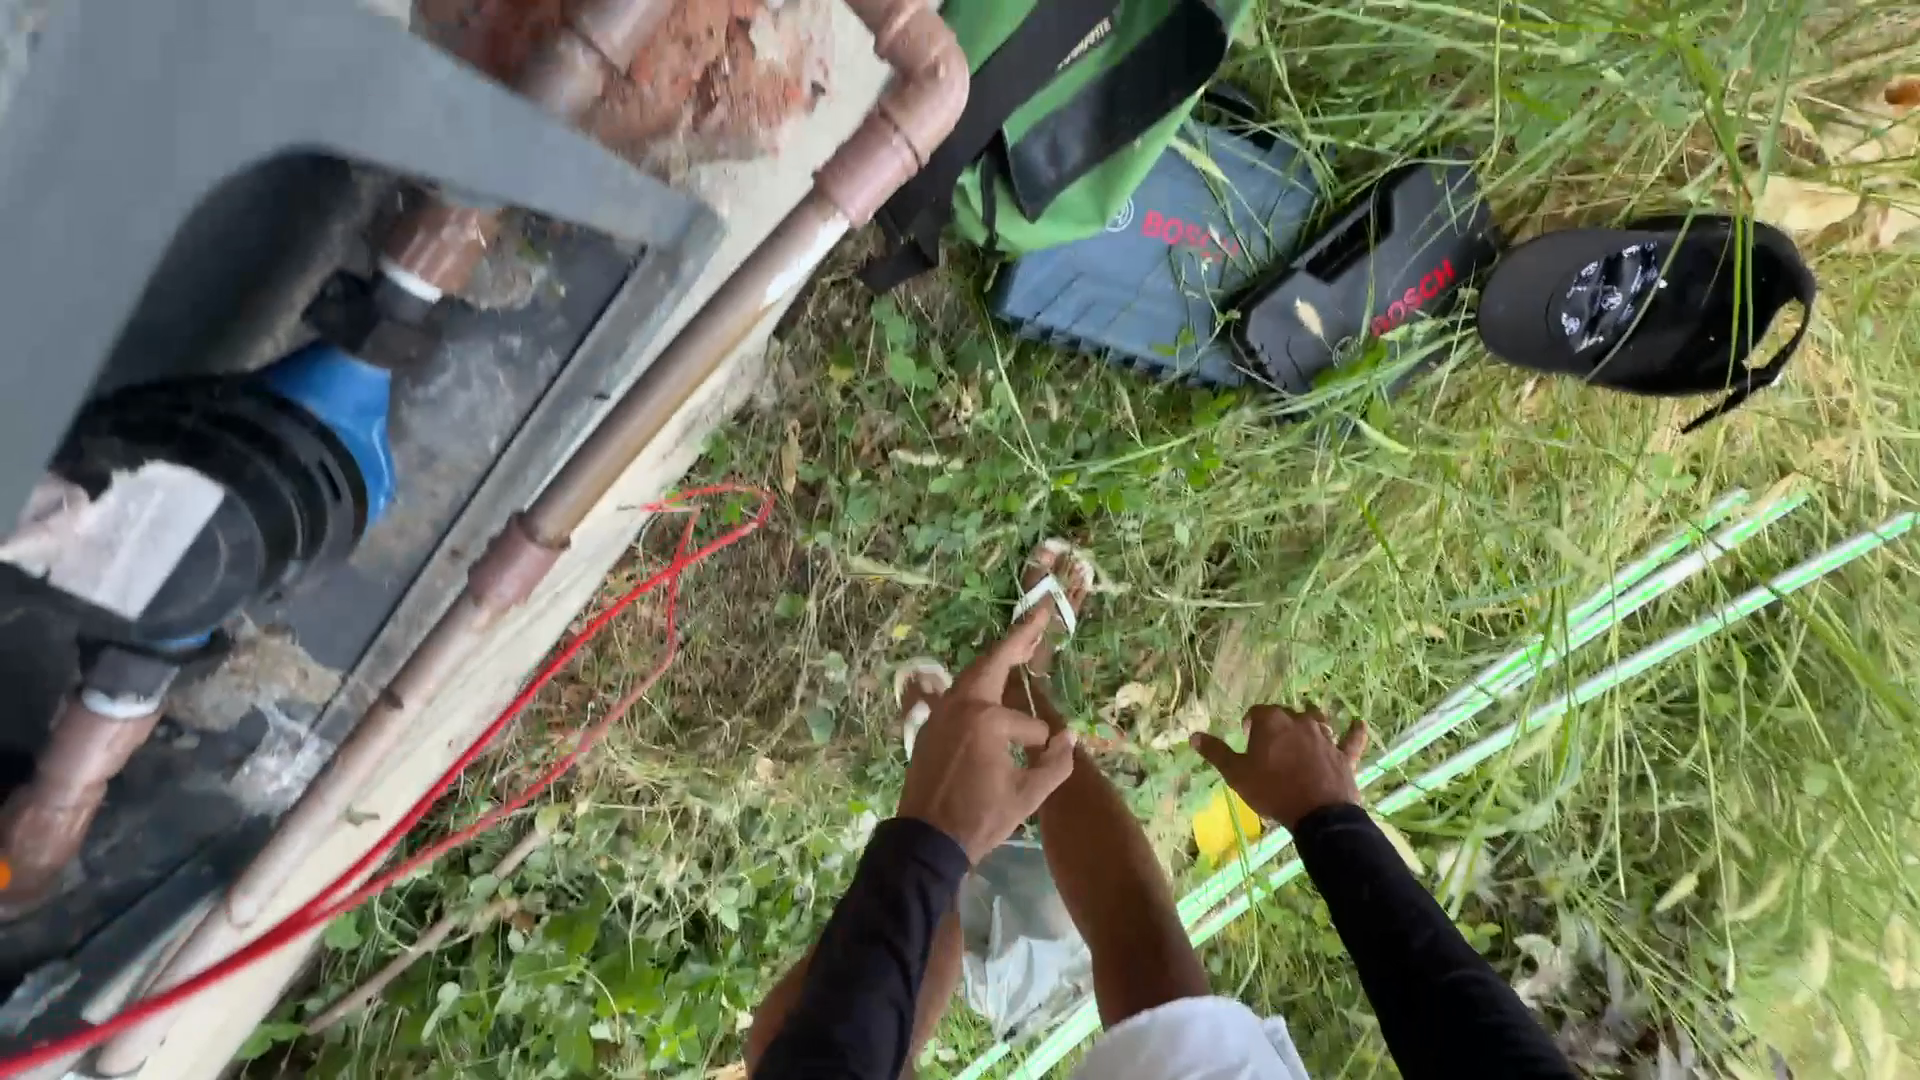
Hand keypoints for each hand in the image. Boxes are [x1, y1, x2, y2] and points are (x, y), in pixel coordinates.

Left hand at [898, 609, 1075, 862]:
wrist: (926, 839)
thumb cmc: (980, 819)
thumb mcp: (1028, 797)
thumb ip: (1056, 763)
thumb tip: (1067, 735)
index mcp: (987, 720)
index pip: (1029, 726)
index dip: (1040, 748)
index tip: (1039, 765)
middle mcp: (962, 705)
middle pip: (994, 662)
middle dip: (1020, 637)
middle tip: (1040, 613)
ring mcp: (941, 712)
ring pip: (973, 674)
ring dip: (997, 658)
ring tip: (1020, 642)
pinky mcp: (929, 724)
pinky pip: (957, 692)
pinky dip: (977, 680)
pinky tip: (987, 682)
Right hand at [1190, 705, 1366, 829]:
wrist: (1318, 814)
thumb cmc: (1272, 790)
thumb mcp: (1236, 773)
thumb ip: (1216, 752)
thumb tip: (1193, 736)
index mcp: (1271, 721)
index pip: (1256, 712)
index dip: (1250, 724)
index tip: (1247, 740)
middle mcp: (1299, 721)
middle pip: (1285, 713)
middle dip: (1277, 723)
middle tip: (1270, 741)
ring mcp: (1324, 737)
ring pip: (1317, 720)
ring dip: (1310, 719)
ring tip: (1306, 721)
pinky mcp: (1343, 755)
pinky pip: (1351, 740)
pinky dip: (1354, 732)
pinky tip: (1359, 723)